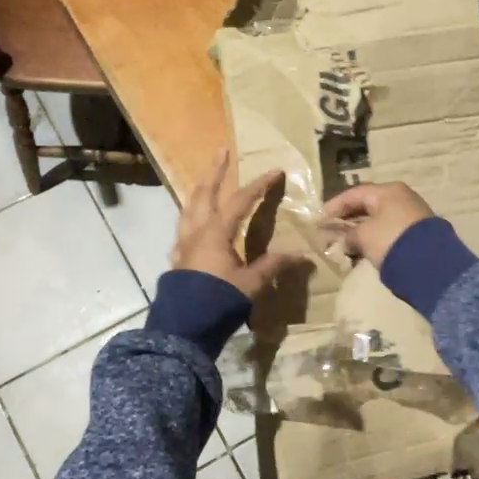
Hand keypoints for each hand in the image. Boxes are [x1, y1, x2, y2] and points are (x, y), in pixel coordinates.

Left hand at [172, 152, 309, 298]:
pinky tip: (192, 226)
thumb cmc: (220, 299)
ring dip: (198, 193)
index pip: (240, 201)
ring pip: (188, 209)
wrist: (185, 326)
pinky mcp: (177, 260)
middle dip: (214, 172)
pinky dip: (189, 220)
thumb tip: (302, 257)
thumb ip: (273, 266)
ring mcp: (183, 246)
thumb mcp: (252, 283)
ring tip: (203, 184)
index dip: (259, 185)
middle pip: (204, 195)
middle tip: (221, 152)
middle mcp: (197, 233)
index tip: (275, 172)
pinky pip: (182, 231)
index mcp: (216, 233)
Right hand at [322, 181, 434, 263]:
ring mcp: (412, 214)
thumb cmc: (390, 240)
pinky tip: (365, 247)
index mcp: (388, 191)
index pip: (354, 193)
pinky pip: (390, 229)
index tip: (320, 217)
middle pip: (368, 205)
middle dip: (348, 218)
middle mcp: (402, 197)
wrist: (430, 263)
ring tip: (346, 242)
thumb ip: (348, 235)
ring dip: (361, 229)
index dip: (335, 205)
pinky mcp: (418, 232)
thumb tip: (342, 240)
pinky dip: (375, 236)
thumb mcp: (364, 236)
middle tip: (332, 229)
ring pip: (379, 218)